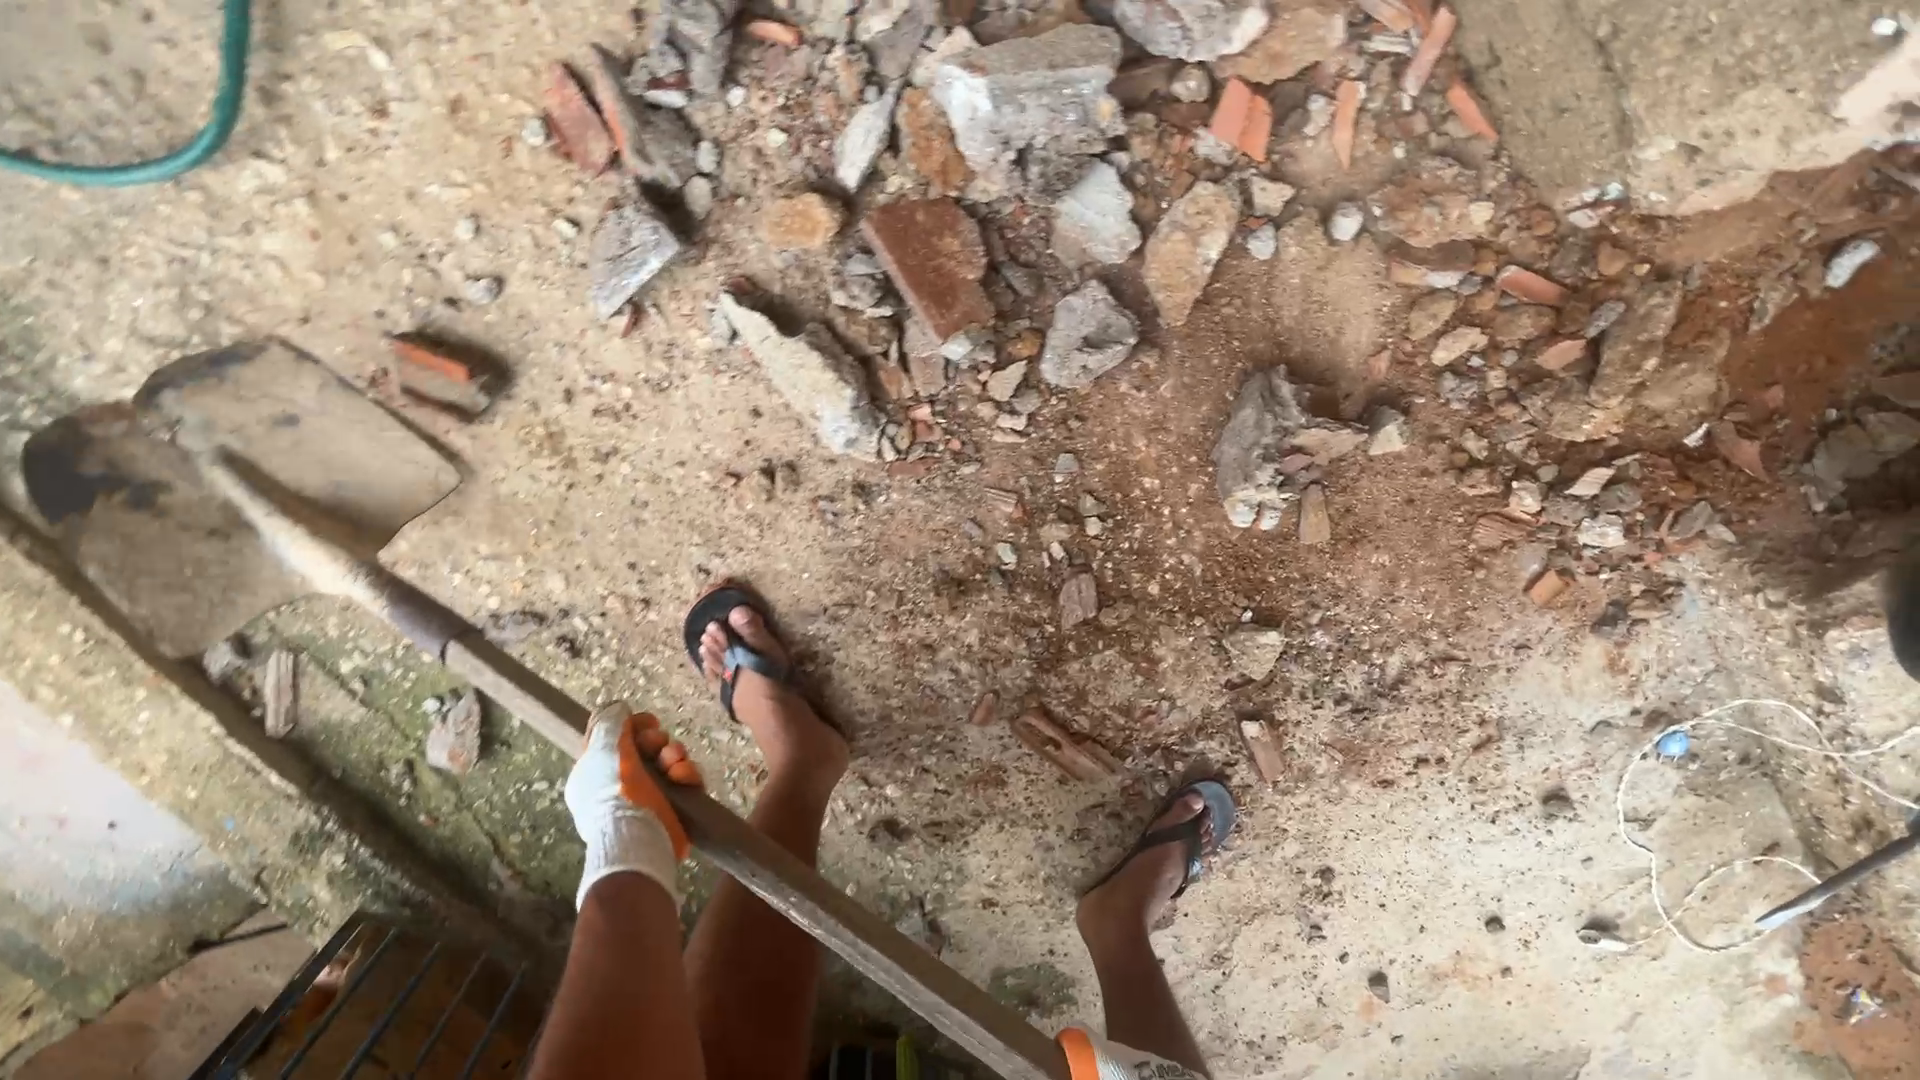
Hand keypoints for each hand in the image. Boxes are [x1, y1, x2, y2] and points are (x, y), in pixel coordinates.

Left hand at [564, 702, 701, 908]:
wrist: (638, 837)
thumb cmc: (616, 792)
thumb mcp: (605, 750)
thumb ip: (610, 722)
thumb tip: (618, 708)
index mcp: (596, 772)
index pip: (617, 739)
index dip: (635, 727)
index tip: (648, 723)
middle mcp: (621, 784)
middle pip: (647, 748)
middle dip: (658, 742)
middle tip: (660, 745)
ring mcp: (648, 797)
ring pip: (669, 762)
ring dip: (675, 756)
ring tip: (675, 763)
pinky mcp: (674, 809)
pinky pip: (686, 781)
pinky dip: (687, 776)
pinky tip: (683, 778)